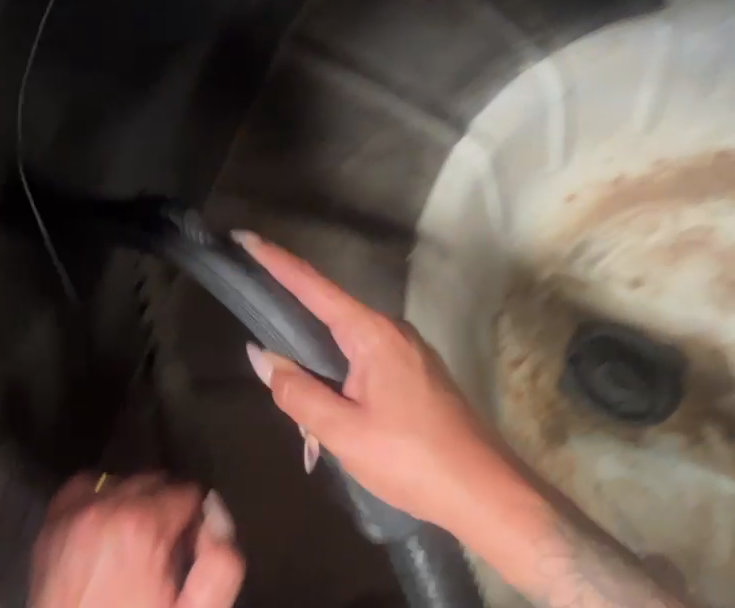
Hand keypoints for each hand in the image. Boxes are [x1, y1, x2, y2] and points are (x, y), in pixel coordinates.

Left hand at [30, 473, 243, 607]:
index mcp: (143, 526)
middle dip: (166, 508)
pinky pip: (86, 485)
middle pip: (154, 482)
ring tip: (135, 543)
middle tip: (165, 549)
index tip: (190, 545)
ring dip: (134, 502)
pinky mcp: (53, 518)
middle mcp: (106, 505)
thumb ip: (219, 564)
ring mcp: (75, 509)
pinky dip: (100, 498)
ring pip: (121, 481)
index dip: (194, 520)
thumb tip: (216, 515)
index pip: (187, 493)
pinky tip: (106, 526)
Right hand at [239, 233, 525, 536]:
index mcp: (371, 333)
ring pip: (345, 343)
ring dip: (315, 362)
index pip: (312, 285)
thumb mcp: (344, 432)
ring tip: (294, 396)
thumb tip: (261, 356)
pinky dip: (337, 375)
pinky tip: (329, 409)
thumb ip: (297, 392)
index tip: (244, 236)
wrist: (490, 497)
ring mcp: (407, 352)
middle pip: (326, 310)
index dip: (274, 260)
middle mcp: (390, 331)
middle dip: (289, 317)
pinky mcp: (416, 375)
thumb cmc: (413, 460)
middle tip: (252, 315)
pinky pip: (363, 360)